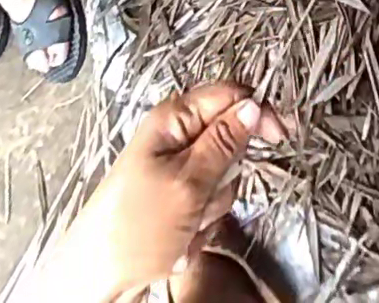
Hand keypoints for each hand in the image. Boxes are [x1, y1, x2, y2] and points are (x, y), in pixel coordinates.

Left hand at [44, 83, 285, 302]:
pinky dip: (201, 225)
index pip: (228, 95)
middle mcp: (176, 137)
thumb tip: (254, 105)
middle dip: (226, 173)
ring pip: (223, 176)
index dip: (257, 110)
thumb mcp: (187, 183)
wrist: (96, 284)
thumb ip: (224, 142)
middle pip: (229, 138)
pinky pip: (210, 204)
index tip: (281, 134)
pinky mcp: (177, 201)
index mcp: (173, 118)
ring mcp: (177, 171)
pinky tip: (178, 242)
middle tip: (203, 197)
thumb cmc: (134, 228)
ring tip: (184, 226)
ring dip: (211, 206)